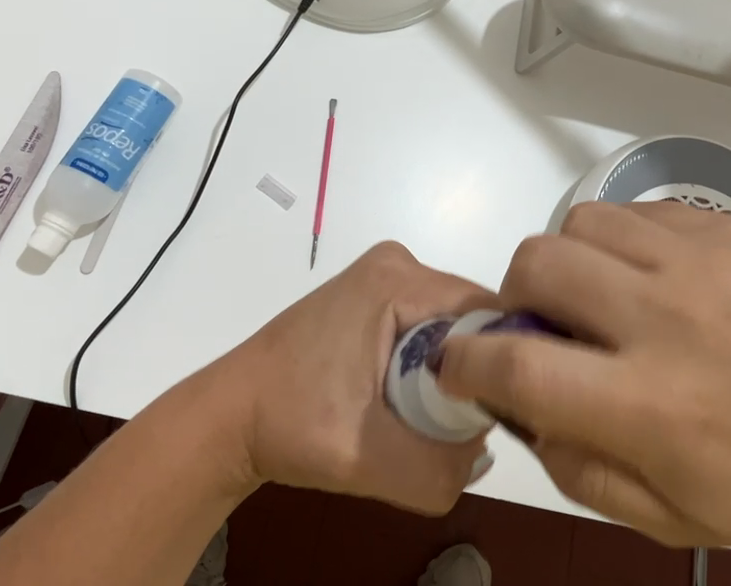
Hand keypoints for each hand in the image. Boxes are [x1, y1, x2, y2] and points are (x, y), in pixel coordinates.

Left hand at [213, 241, 496, 514]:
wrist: (230, 415)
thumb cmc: (291, 425)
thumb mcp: (368, 461)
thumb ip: (441, 468)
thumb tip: (484, 452)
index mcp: (397, 280)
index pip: (486, 313)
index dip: (500, 365)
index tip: (491, 416)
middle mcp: (397, 262)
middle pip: (469, 318)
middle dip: (472, 374)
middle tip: (454, 428)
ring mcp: (383, 275)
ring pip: (450, 326)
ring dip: (449, 374)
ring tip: (423, 418)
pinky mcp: (373, 295)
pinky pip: (427, 326)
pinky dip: (427, 365)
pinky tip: (404, 401)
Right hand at [435, 201, 730, 546]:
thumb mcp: (659, 515)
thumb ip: (569, 463)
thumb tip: (513, 398)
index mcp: (650, 405)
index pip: (520, 364)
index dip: (466, 359)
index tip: (455, 361)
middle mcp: (668, 318)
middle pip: (538, 264)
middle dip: (512, 295)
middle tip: (537, 323)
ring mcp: (700, 260)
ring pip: (580, 222)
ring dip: (566, 260)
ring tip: (596, 295)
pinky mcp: (726, 228)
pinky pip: (634, 209)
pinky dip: (617, 241)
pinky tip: (647, 277)